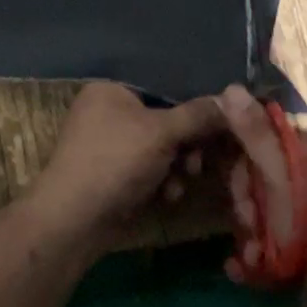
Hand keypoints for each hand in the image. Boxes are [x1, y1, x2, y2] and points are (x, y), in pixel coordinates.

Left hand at [29, 83, 227, 238]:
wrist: (75, 218)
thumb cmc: (116, 161)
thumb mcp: (161, 132)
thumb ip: (197, 115)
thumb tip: (230, 99)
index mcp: (111, 89)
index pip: (163, 88)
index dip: (192, 109)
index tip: (218, 129)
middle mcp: (107, 111)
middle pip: (164, 122)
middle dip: (185, 147)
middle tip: (196, 165)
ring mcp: (108, 144)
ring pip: (160, 150)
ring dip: (176, 168)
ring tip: (177, 185)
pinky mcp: (112, 174)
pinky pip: (148, 170)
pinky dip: (160, 182)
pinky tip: (165, 197)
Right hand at [216, 86, 306, 306]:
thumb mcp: (285, 182)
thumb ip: (257, 138)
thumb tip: (230, 88)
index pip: (268, 136)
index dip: (245, 155)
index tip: (234, 177)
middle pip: (261, 177)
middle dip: (245, 202)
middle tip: (247, 222)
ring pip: (263, 214)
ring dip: (247, 234)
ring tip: (252, 256)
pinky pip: (271, 244)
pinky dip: (255, 256)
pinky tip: (245, 270)